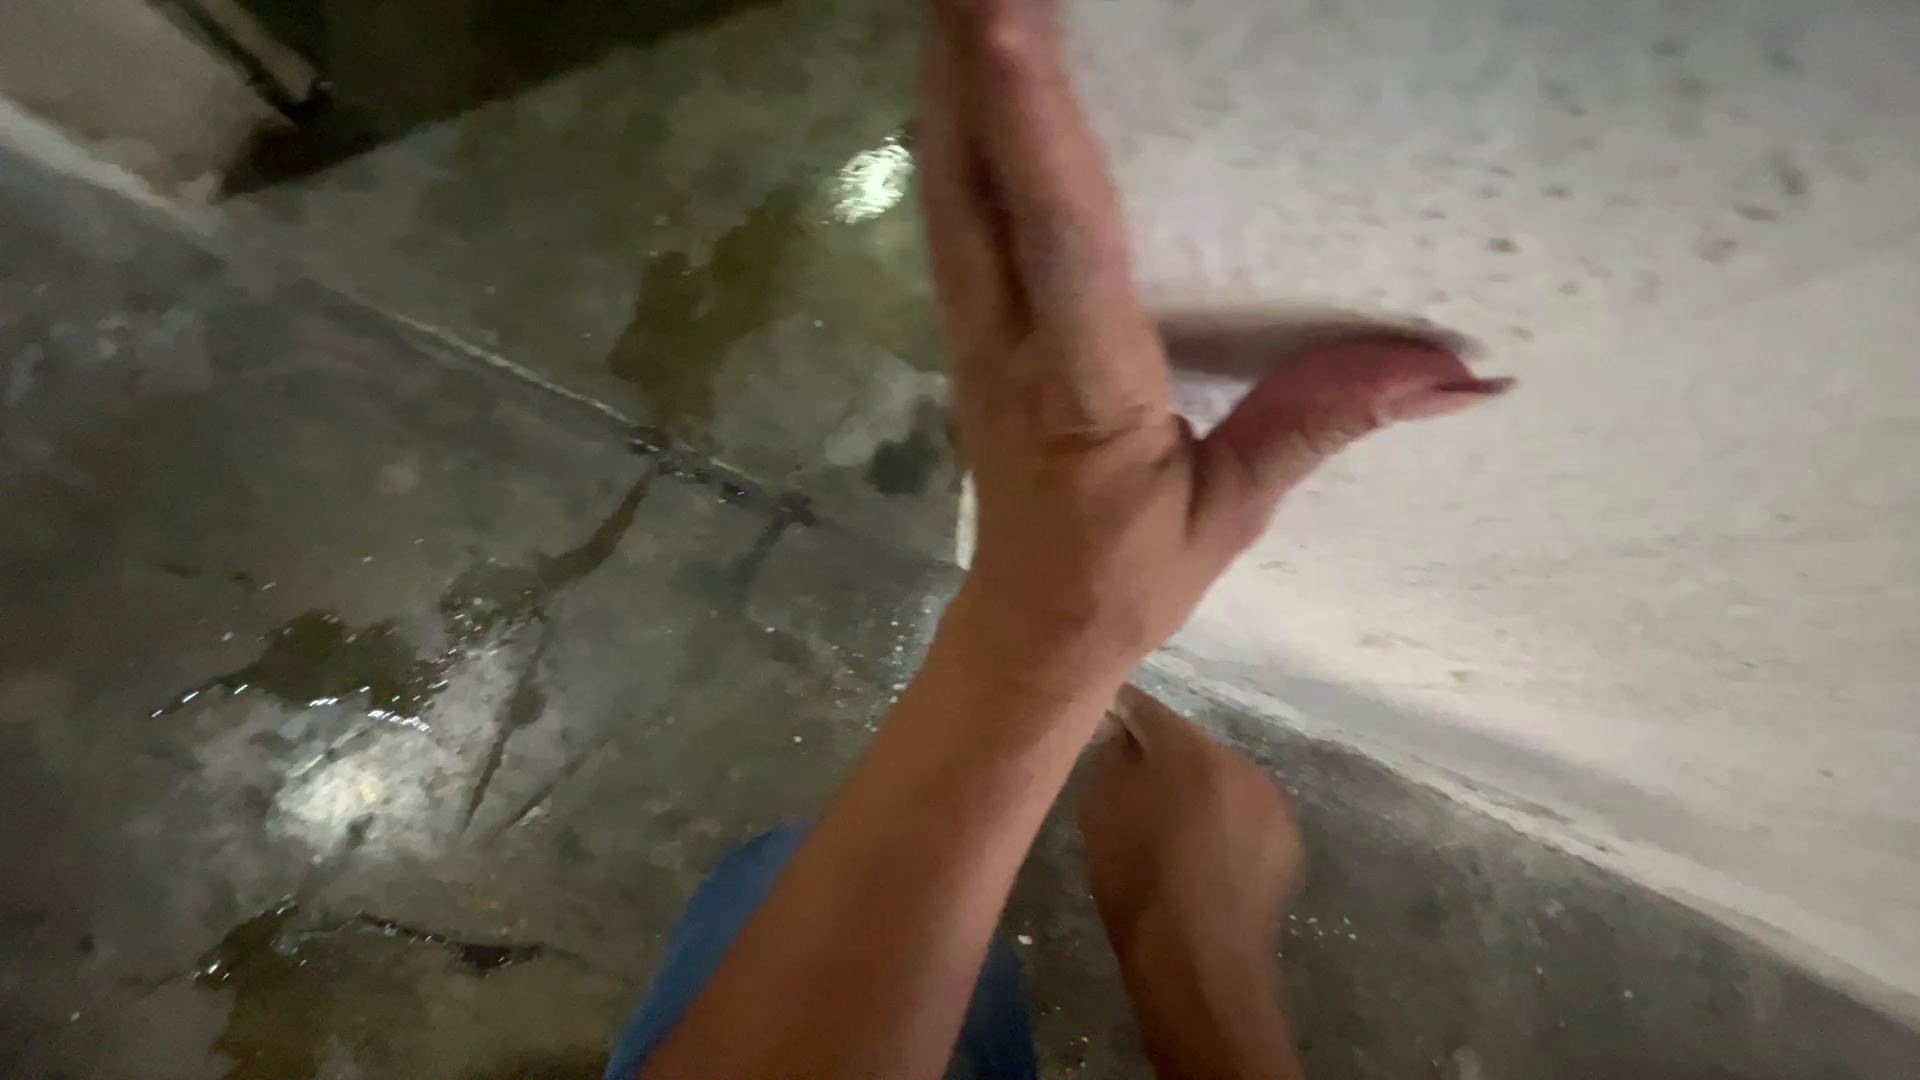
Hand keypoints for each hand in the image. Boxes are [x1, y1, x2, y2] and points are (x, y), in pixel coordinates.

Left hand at [921, 0, 1509, 696]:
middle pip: (971, 192)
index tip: (1006, 10)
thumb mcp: (1229, 514)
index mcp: (1084, 392)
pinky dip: (952, 147)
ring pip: (944, 200)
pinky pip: (950, 228)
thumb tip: (1454, 371)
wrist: (1033, 620)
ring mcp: (972, 346)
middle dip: (967, 66)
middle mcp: (1010, 352)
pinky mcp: (966, 345)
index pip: (1060, 243)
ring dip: (948, 91)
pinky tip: (963, 95)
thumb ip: (1317, 426)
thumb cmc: (1127, 577)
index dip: (1033, 127)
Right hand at [1081, 685, 1301, 954]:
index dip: (1120, 709)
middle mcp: (1239, 762)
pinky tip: (1203, 847)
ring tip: (1169, 816)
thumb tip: (1119, 730)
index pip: (1147, 709)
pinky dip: (1221, 814)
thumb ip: (1110, 755)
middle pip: (1188, 740)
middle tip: (1132, 776)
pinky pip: (1242, 808)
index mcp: (1191, 749)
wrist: (1198, 963)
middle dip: (1160, 751)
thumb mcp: (1100, 808)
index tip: (1101, 716)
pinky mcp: (1287, 839)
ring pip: (1219, 774)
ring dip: (1194, 783)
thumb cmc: (1138, 879)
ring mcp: (1271, 801)